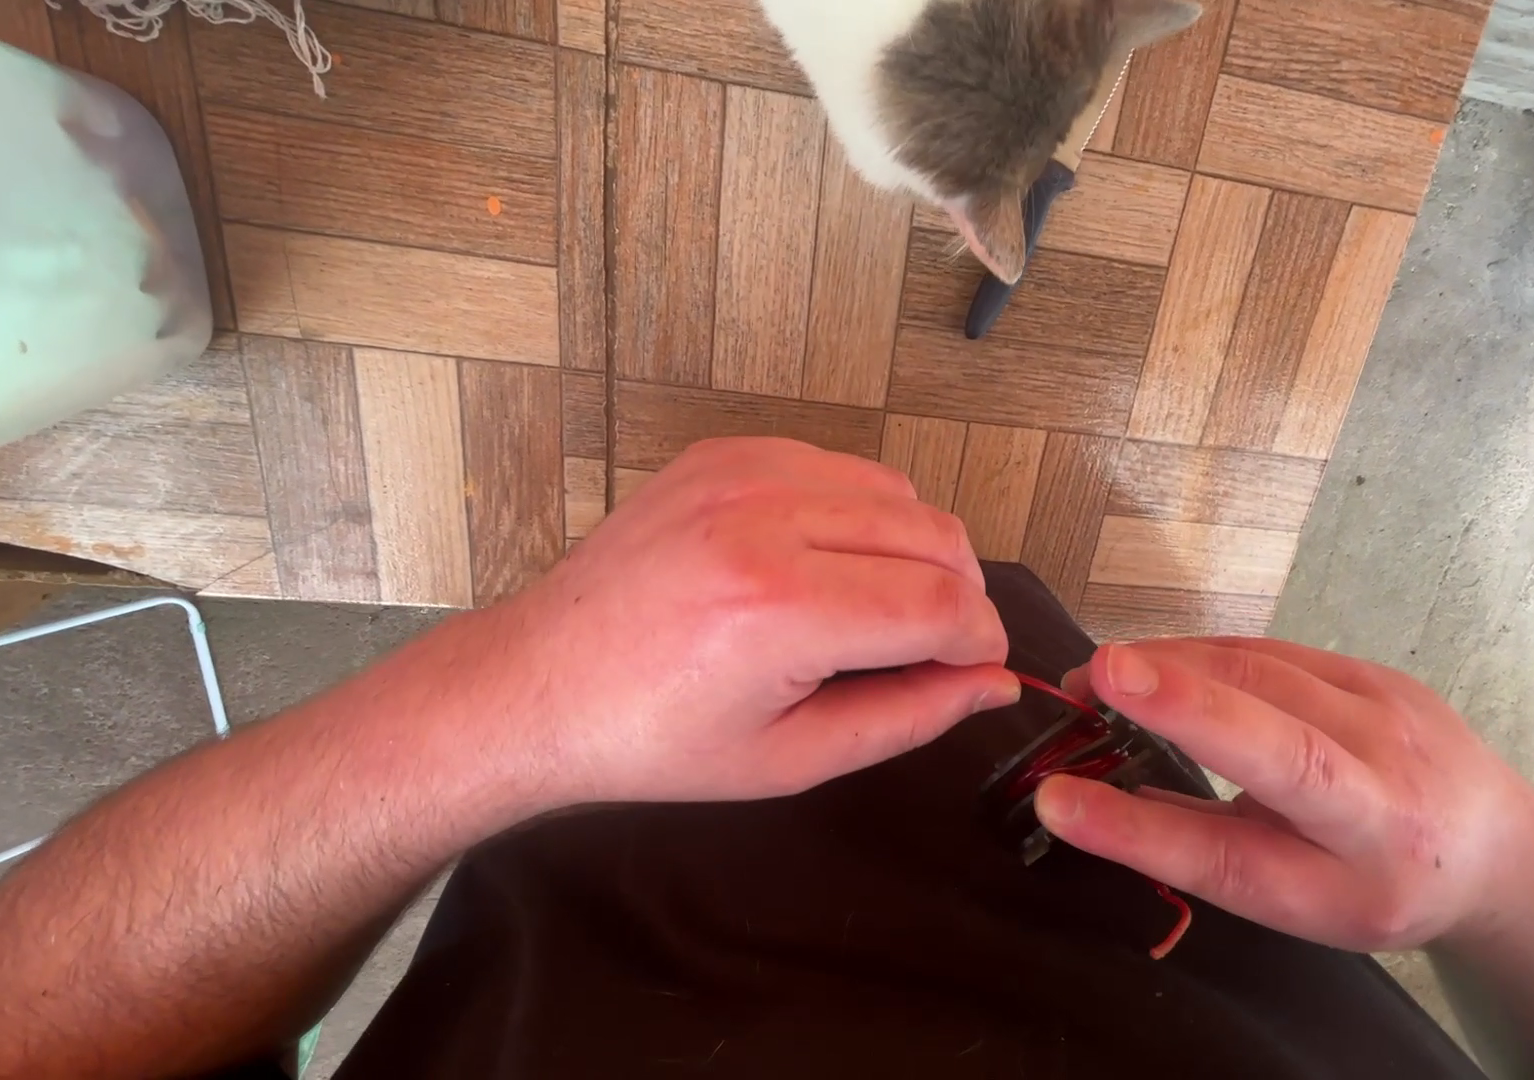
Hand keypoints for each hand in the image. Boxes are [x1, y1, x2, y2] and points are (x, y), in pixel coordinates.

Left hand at [474, 437, 1017, 806]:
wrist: (540, 682)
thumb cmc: (659, 739)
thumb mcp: (794, 756)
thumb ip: (909, 715)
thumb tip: (993, 682)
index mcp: (780, 608)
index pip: (941, 605)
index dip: (982, 641)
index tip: (980, 667)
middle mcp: (766, 517)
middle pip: (936, 535)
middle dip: (963, 596)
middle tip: (937, 645)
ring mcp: (744, 470)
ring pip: (899, 493)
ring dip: (919, 551)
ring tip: (883, 603)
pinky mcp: (728, 452)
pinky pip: (844, 469)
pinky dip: (866, 514)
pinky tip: (833, 559)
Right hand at [1033, 639, 1533, 951]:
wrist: (1495, 847)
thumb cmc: (1373, 887)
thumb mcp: (1288, 899)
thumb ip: (1189, 847)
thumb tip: (1079, 802)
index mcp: (1362, 856)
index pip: (1247, 822)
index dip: (1154, 793)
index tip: (1070, 765)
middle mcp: (1387, 776)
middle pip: (1266, 724)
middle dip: (1173, 694)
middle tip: (1085, 680)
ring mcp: (1386, 706)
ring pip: (1256, 668)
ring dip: (1168, 665)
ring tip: (1105, 677)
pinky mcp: (1370, 666)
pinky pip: (1263, 650)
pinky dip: (1197, 656)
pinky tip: (1160, 667)